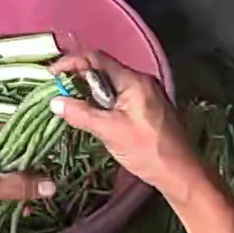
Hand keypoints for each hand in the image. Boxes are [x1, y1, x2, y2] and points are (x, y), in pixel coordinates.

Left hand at [0, 129, 53, 232]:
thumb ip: (19, 186)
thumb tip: (53, 184)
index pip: (13, 130)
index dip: (33, 138)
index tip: (52, 149)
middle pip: (10, 152)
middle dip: (28, 167)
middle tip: (47, 181)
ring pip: (2, 170)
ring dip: (17, 183)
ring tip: (33, 200)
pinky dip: (5, 193)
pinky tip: (16, 207)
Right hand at [48, 50, 210, 201]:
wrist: (181, 173)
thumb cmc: (148, 151)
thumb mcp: (110, 132)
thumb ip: (81, 114)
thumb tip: (55, 102)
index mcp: (134, 81)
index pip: (97, 59)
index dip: (72, 62)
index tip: (52, 74)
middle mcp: (141, 81)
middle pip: (103, 69)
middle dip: (78, 77)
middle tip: (57, 90)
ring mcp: (146, 94)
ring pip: (111, 84)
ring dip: (89, 91)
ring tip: (70, 103)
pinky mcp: (147, 108)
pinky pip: (119, 96)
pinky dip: (102, 102)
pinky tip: (92, 115)